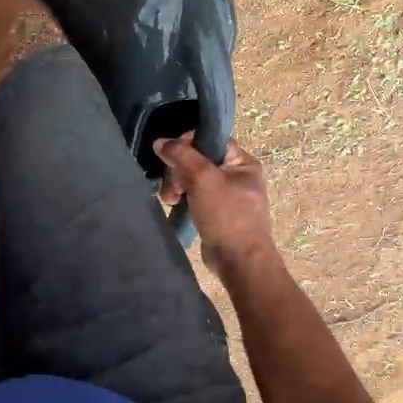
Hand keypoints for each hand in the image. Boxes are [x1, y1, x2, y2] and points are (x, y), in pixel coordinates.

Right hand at [156, 134, 277, 273]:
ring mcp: (229, 195)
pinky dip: (184, 197)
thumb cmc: (226, 215)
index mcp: (243, 162)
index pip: (210, 139)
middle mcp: (238, 176)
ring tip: (169, 198)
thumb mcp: (202, 177)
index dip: (187, 142)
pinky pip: (196, 195)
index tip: (170, 154)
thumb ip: (180, 154)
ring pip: (195, 178)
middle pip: (199, 159)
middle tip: (171, 185)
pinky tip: (174, 204)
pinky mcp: (218, 213)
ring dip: (178, 184)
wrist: (240, 264)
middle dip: (179, 169)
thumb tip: (160, 142)